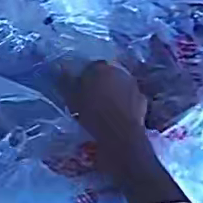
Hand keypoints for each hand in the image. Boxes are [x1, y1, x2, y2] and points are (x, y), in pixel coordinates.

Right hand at [66, 61, 154, 181]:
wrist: (121, 136)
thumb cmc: (93, 115)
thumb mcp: (73, 99)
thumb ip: (66, 81)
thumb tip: (60, 66)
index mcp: (101, 68)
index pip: (90, 67)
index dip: (84, 78)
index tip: (79, 90)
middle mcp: (120, 72)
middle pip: (107, 76)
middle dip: (100, 85)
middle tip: (91, 99)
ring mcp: (133, 86)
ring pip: (119, 87)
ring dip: (113, 94)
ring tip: (104, 110)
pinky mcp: (142, 101)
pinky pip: (129, 100)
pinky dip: (124, 105)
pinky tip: (117, 117)